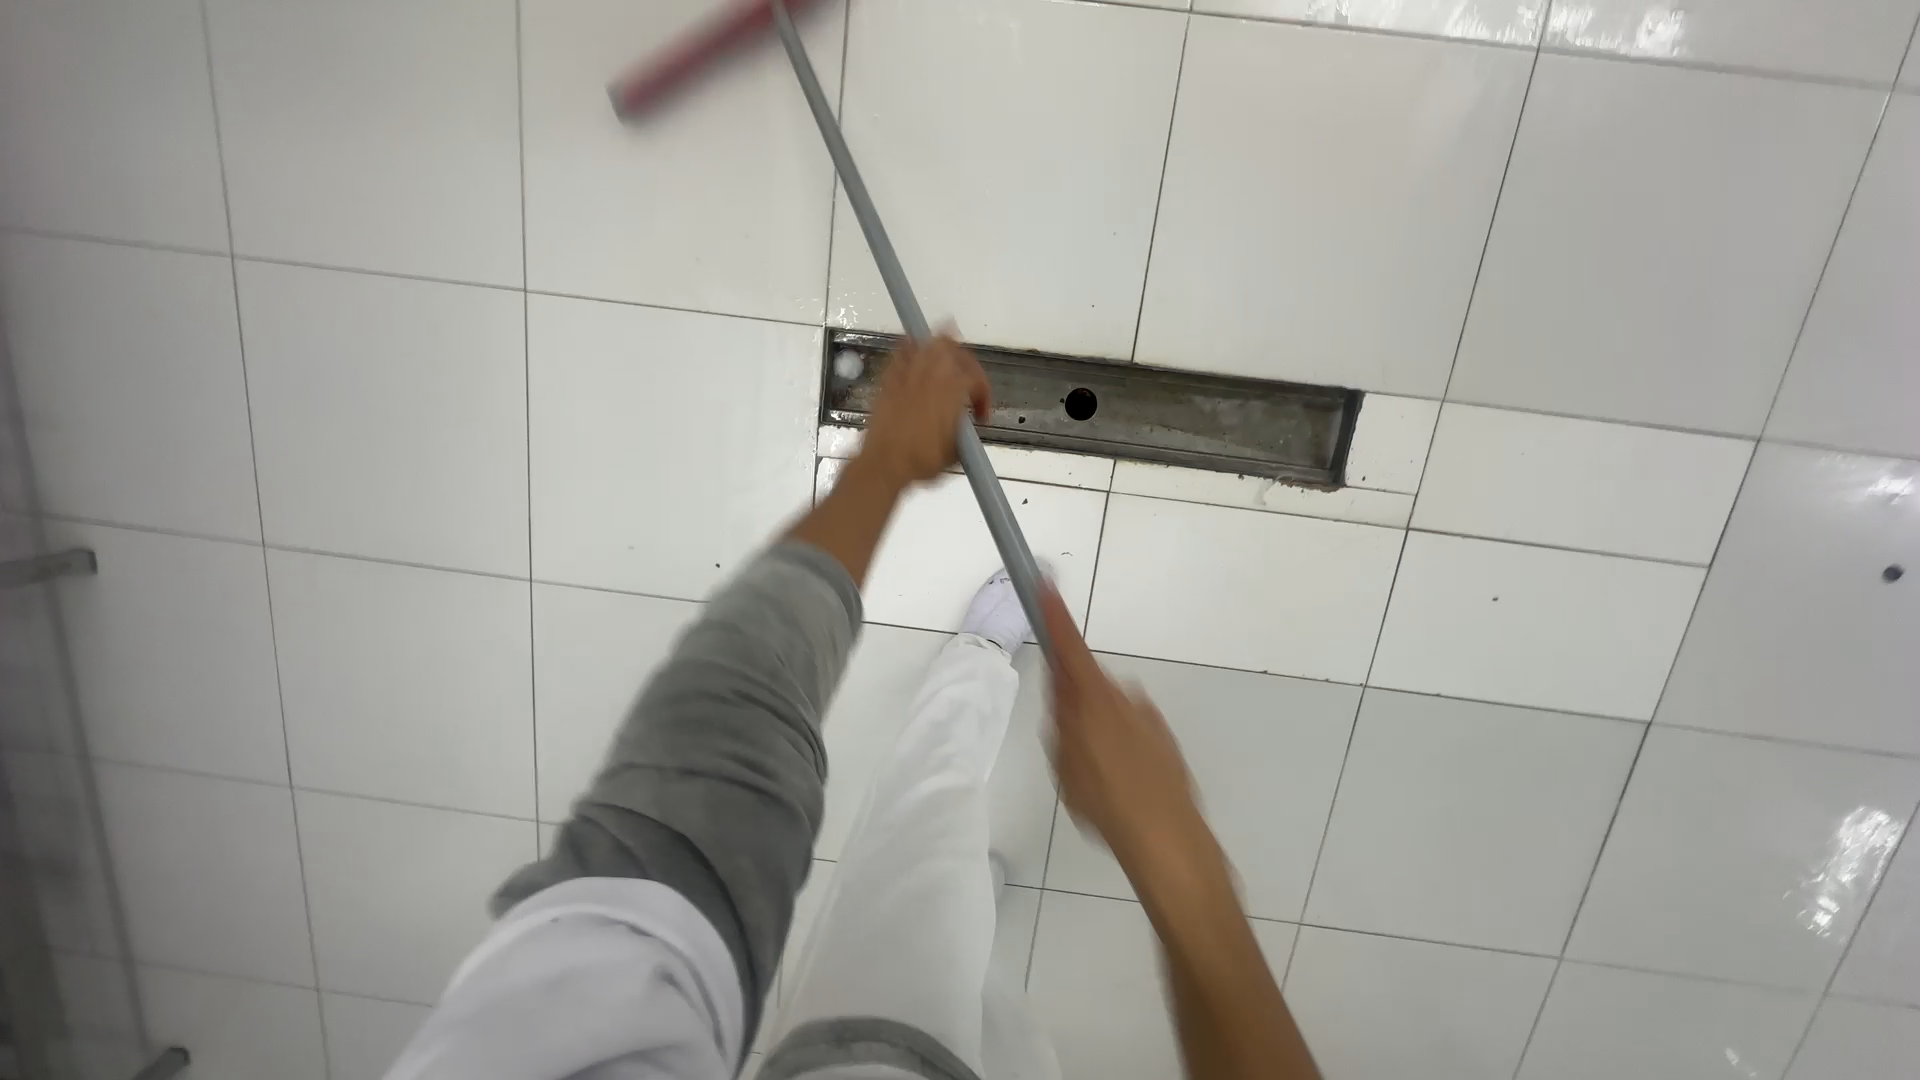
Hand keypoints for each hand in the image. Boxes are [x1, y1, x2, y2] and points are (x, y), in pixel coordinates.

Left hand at [857, 334, 991, 486]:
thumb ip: (964, 431)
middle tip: (967, 372)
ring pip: (927, 343)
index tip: (980, 411)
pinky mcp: (889, 380)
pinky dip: (909, 347)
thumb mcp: (956, 450)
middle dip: (964, 358)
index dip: (984, 394)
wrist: (885, 462)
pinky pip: (900, 353)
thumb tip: (964, 428)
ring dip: (939, 345)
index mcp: (953, 390)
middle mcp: (932, 375)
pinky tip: (911, 347)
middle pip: (953, 347)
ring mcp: (908, 375)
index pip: (977, 378)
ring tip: (944, 351)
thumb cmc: (919, 459)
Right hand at [1040, 587, 1207, 878]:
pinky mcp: (1165, 738)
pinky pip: (1131, 731)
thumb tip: (1062, 689)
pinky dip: (1122, 747)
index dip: (1054, 613)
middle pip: (1086, 684)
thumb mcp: (1064, 760)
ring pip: (1109, 711)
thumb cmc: (1104, 799)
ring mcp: (1148, 716)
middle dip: (1073, 705)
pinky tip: (1122, 784)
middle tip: (1068, 751)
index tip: (1046, 581)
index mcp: (1092, 697)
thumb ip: (1061, 718)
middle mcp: (1123, 696)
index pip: (1067, 646)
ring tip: (1099, 781)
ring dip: (1099, 732)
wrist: (1168, 837)